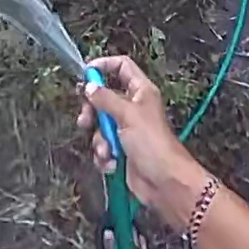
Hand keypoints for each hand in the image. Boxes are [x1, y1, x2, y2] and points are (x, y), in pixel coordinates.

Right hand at [78, 54, 212, 224]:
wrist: (164, 182)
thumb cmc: (150, 142)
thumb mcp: (127, 115)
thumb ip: (106, 99)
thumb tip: (89, 86)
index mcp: (140, 90)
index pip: (122, 66)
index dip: (104, 66)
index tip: (86, 74)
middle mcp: (133, 106)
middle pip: (105, 97)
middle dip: (93, 111)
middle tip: (85, 120)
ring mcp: (127, 128)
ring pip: (101, 125)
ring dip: (100, 140)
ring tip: (106, 150)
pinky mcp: (122, 149)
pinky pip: (104, 145)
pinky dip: (104, 155)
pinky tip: (111, 163)